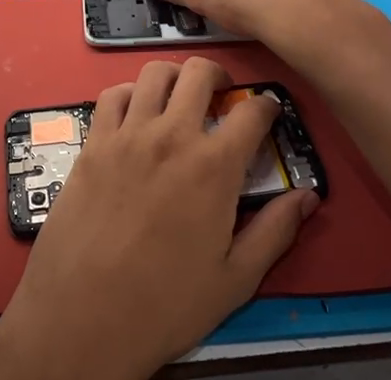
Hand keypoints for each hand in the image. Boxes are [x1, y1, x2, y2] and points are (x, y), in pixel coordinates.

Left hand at [0, 58, 319, 379]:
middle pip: (199, 73)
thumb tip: (307, 198)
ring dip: (174, 78)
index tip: (268, 111)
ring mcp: (127, 135)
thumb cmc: (165, 305)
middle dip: (218, 75)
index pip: (251, 112)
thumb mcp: (235, 280)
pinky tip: (135, 115)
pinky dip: (129, 94)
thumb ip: (274, 231)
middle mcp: (171, 136)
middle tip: (222, 95)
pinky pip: (112, 96)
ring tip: (179, 98)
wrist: (83, 317)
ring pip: (153, 74)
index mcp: (213, 167)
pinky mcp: (92, 144)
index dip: (266, 105)